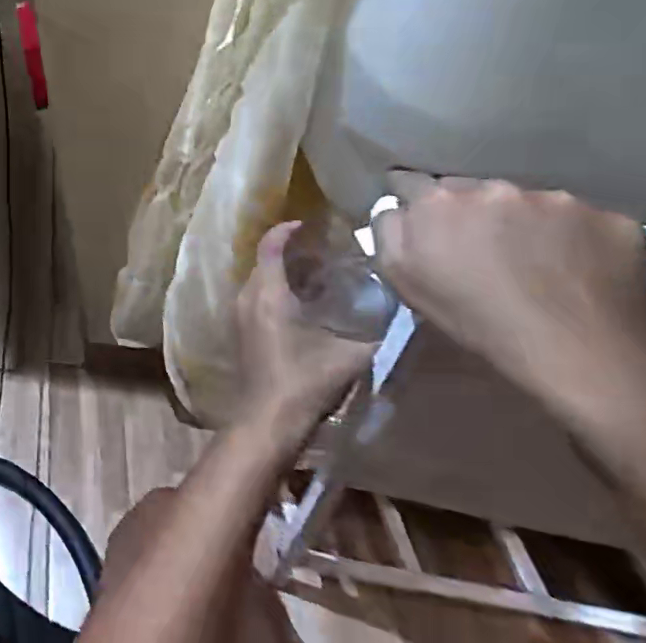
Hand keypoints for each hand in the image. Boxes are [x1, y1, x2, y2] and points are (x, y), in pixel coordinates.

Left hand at [233, 221, 379, 441]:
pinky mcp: (242, 331)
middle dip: (290, 252)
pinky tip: (304, 305)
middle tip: (324, 253)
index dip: (285, 230)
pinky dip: (276, 290)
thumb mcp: (347, 357)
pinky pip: (257, 297)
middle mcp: (247, 297)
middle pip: (264, 260)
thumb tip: (405, 315)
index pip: (269, 246)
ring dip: (283, 272)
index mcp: (267, 294)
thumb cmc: (303, 383)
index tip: (308, 224)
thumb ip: (377, 335)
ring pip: (260, 279)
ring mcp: (240, 315)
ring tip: (319, 276)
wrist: (266, 421)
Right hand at [369, 173, 645, 415]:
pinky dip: (576, 239)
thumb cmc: (479, 323)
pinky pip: (581, 220)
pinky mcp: (607, 216)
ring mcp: (555, 198)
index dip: (414, 202)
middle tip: (481, 250)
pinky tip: (578, 270)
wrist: (578, 357)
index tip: (424, 224)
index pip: (410, 181)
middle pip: (470, 188)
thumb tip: (396, 208)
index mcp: (438, 200)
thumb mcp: (404, 281)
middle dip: (470, 212)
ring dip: (523, 223)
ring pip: (526, 201)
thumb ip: (389, 231)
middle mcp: (493, 186)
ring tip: (535, 263)